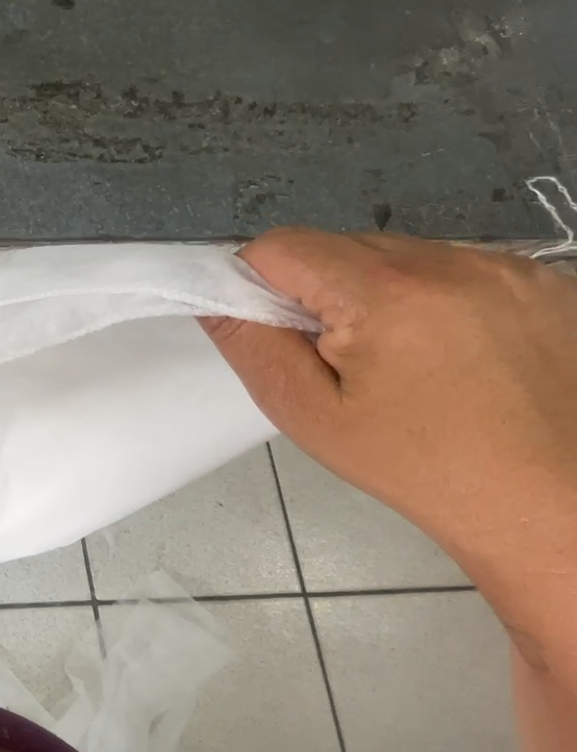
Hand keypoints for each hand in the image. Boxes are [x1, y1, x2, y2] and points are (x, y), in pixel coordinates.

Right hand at [201, 229, 576, 595]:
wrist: (558, 505)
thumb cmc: (418, 464)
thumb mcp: (305, 410)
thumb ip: (249, 342)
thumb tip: (210, 296)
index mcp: (390, 292)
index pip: (281, 246)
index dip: (256, 283)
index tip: (274, 333)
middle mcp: (457, 261)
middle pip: (338, 245)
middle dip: (316, 288)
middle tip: (332, 355)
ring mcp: (512, 267)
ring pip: (394, 253)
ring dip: (372, 290)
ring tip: (396, 356)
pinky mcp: (548, 280)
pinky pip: (451, 265)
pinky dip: (427, 295)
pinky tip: (447, 349)